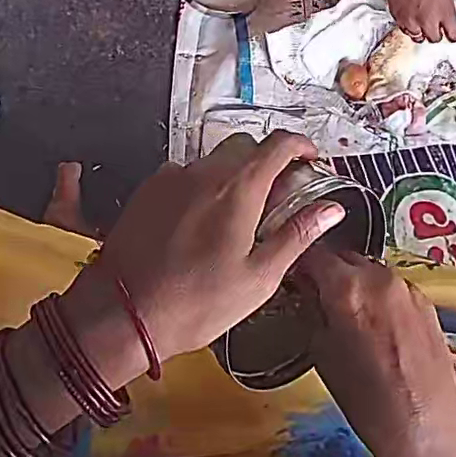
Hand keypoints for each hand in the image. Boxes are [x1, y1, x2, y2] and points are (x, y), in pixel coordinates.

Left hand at [70, 132, 345, 372]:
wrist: (124, 312)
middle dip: (266, 161)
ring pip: (212, 160)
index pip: (278, 144)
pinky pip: (183, 174)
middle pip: (244, 146)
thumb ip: (296, 234)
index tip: (310, 159)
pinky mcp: (147, 189)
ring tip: (233, 215)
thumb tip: (331, 209)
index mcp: (238, 190)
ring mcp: (171, 177)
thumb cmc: (197, 303)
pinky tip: (197, 221)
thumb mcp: (259, 277)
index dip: (301, 145)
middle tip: (274, 195)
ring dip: (231, 175)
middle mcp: (204, 172)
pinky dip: (199, 186)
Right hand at [299, 249, 455, 456]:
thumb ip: (312, 310)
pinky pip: (390, 286)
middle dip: (326, 270)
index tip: (289, 276)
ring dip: (352, 281)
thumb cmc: (365, 399)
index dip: (297, 261)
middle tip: (313, 295)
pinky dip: (375, 295)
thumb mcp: (321, 352)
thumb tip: (306, 289)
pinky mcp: (427, 302)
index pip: (313, 253)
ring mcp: (407, 287)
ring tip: (344, 312)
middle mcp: (379, 276)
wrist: (430, 432)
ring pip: (368, 270)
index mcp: (347, 286)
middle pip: (343, 257)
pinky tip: (373, 325)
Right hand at [372, 0, 455, 42]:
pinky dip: (408, 25)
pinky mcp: (397, 18)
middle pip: (435, 39)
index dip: (455, 33)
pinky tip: (410, 15)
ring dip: (421, 31)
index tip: (454, 29)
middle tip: (437, 25)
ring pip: (417, 37)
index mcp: (445, 11)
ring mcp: (411, 21)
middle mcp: (428, 20)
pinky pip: (404, 28)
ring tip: (422, 21)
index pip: (454, 35)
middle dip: (437, 33)